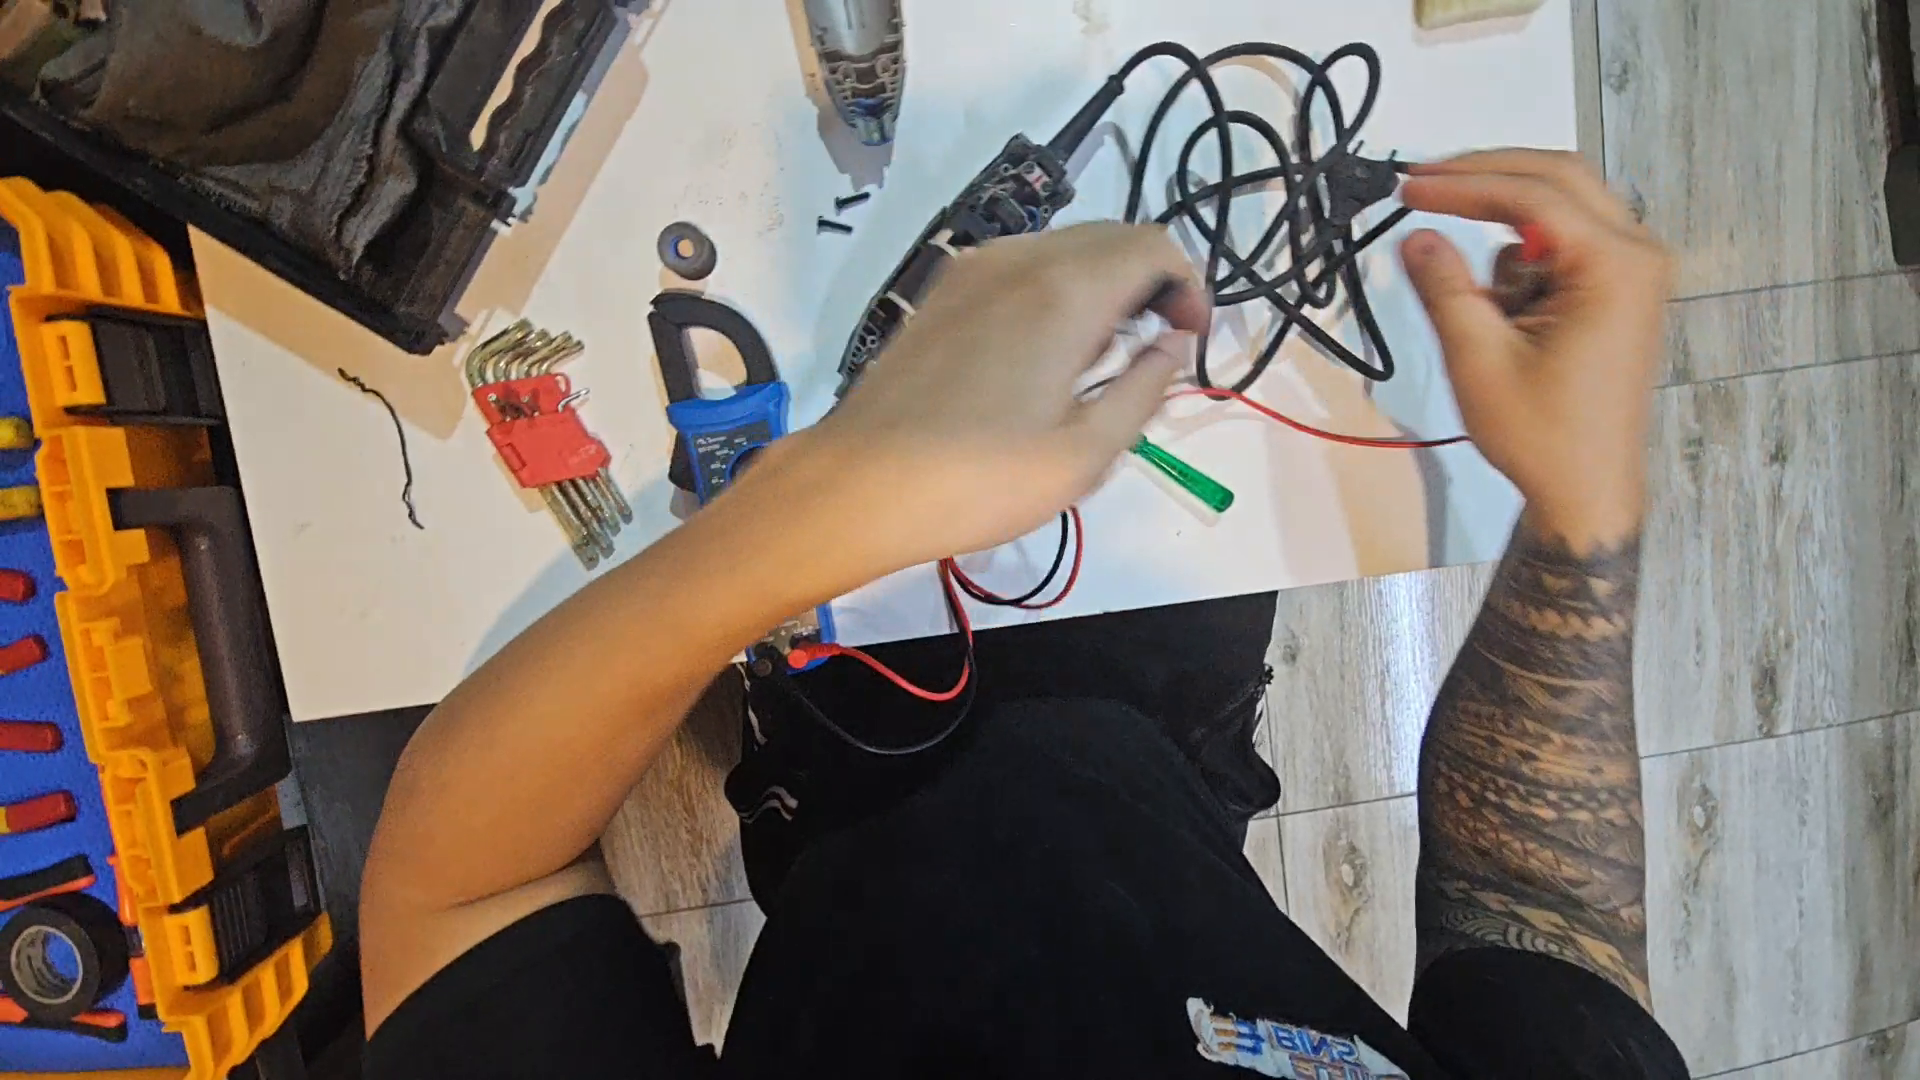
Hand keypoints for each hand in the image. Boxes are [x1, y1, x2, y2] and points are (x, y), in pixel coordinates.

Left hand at [758, 223, 1210, 582]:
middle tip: (1150, 352)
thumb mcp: (1084, 455)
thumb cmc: (978, 481)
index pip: (1154, 246)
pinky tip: (1041, 355)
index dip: (1190, 286)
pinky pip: (1018, 271)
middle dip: (1150, 283)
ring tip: (1095, 363)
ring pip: (1063, 250)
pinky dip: (1052, 293)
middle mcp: (1018, 260)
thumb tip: (1171, 344)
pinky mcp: (940, 295)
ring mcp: (970, 271)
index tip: (1190, 341)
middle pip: (1111, 238)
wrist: (860, 486)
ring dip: (1101, 288)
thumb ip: (1143, 388)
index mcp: (1064, 292)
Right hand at [1398, 150, 1673, 550]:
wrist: (1583, 484)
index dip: (1463, 183)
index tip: (1405, 185)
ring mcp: (1629, 272)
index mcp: (1612, 264)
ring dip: (1501, 233)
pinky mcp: (1612, 293)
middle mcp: (1634, 253)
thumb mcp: (1477, 357)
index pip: (1534, 194)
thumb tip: (1415, 235)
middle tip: (1420, 180)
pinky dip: (1517, 264)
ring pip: (1557, 215)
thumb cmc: (1533, 428)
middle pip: (1558, 181)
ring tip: (1463, 290)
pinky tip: (1495, 311)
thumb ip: (1445, 288)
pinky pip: (1558, 252)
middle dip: (1486, 177)